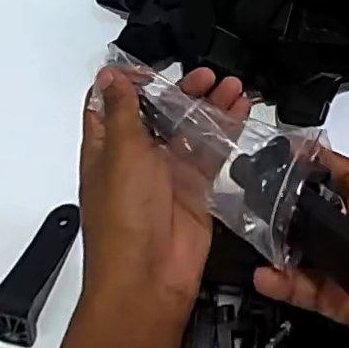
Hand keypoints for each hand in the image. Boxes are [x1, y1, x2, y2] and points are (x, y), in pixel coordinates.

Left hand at [51, 66, 250, 347]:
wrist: (150, 279)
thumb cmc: (122, 222)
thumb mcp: (121, 152)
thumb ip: (122, 110)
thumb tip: (108, 75)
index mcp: (108, 145)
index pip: (114, 102)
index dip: (130, 81)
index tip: (153, 68)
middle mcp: (137, 156)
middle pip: (160, 110)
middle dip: (182, 89)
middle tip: (205, 75)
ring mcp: (167, 170)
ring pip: (190, 125)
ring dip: (209, 104)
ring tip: (230, 85)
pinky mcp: (194, 186)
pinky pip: (212, 149)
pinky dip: (227, 127)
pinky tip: (240, 110)